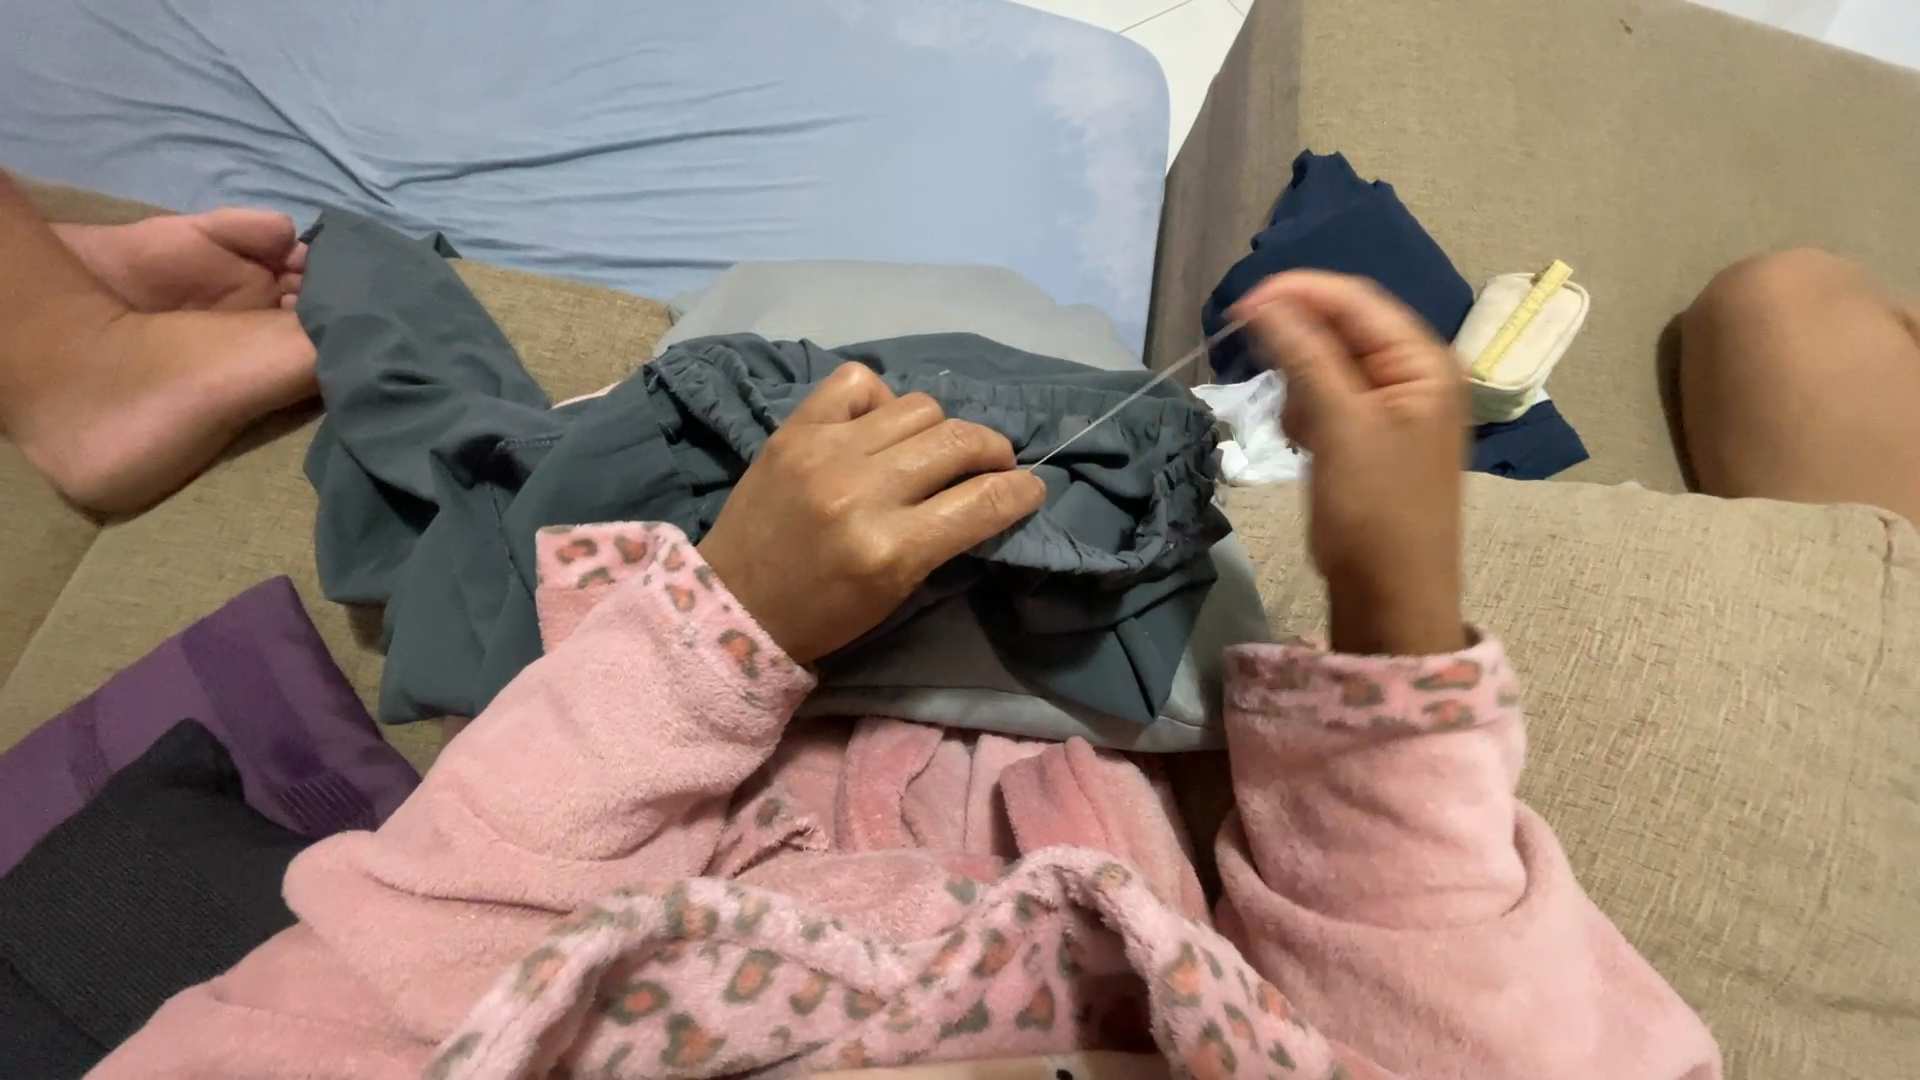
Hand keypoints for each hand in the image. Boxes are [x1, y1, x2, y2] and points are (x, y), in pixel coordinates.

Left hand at [698, 363, 1048, 664]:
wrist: (735, 601)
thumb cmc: (825, 612)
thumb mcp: (898, 590)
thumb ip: (946, 537)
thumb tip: (990, 491)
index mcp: (889, 549)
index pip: (983, 500)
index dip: (1021, 490)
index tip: (1030, 488)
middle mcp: (861, 491)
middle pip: (958, 440)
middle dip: (993, 451)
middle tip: (993, 465)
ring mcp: (824, 452)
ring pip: (919, 407)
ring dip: (942, 429)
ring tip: (932, 450)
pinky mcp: (794, 429)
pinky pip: (858, 382)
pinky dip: (882, 399)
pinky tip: (879, 425)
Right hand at [1230, 271, 1467, 654]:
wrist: (1389, 591)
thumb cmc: (1373, 510)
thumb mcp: (1340, 426)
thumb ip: (1306, 357)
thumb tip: (1266, 301)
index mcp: (1423, 363)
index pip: (1356, 302)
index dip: (1298, 294)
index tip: (1239, 304)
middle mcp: (1412, 376)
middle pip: (1341, 331)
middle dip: (1295, 348)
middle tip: (1254, 372)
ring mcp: (1390, 407)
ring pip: (1327, 368)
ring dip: (1298, 387)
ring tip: (1294, 429)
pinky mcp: (1367, 435)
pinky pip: (1327, 402)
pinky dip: (1305, 414)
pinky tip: (1301, 442)